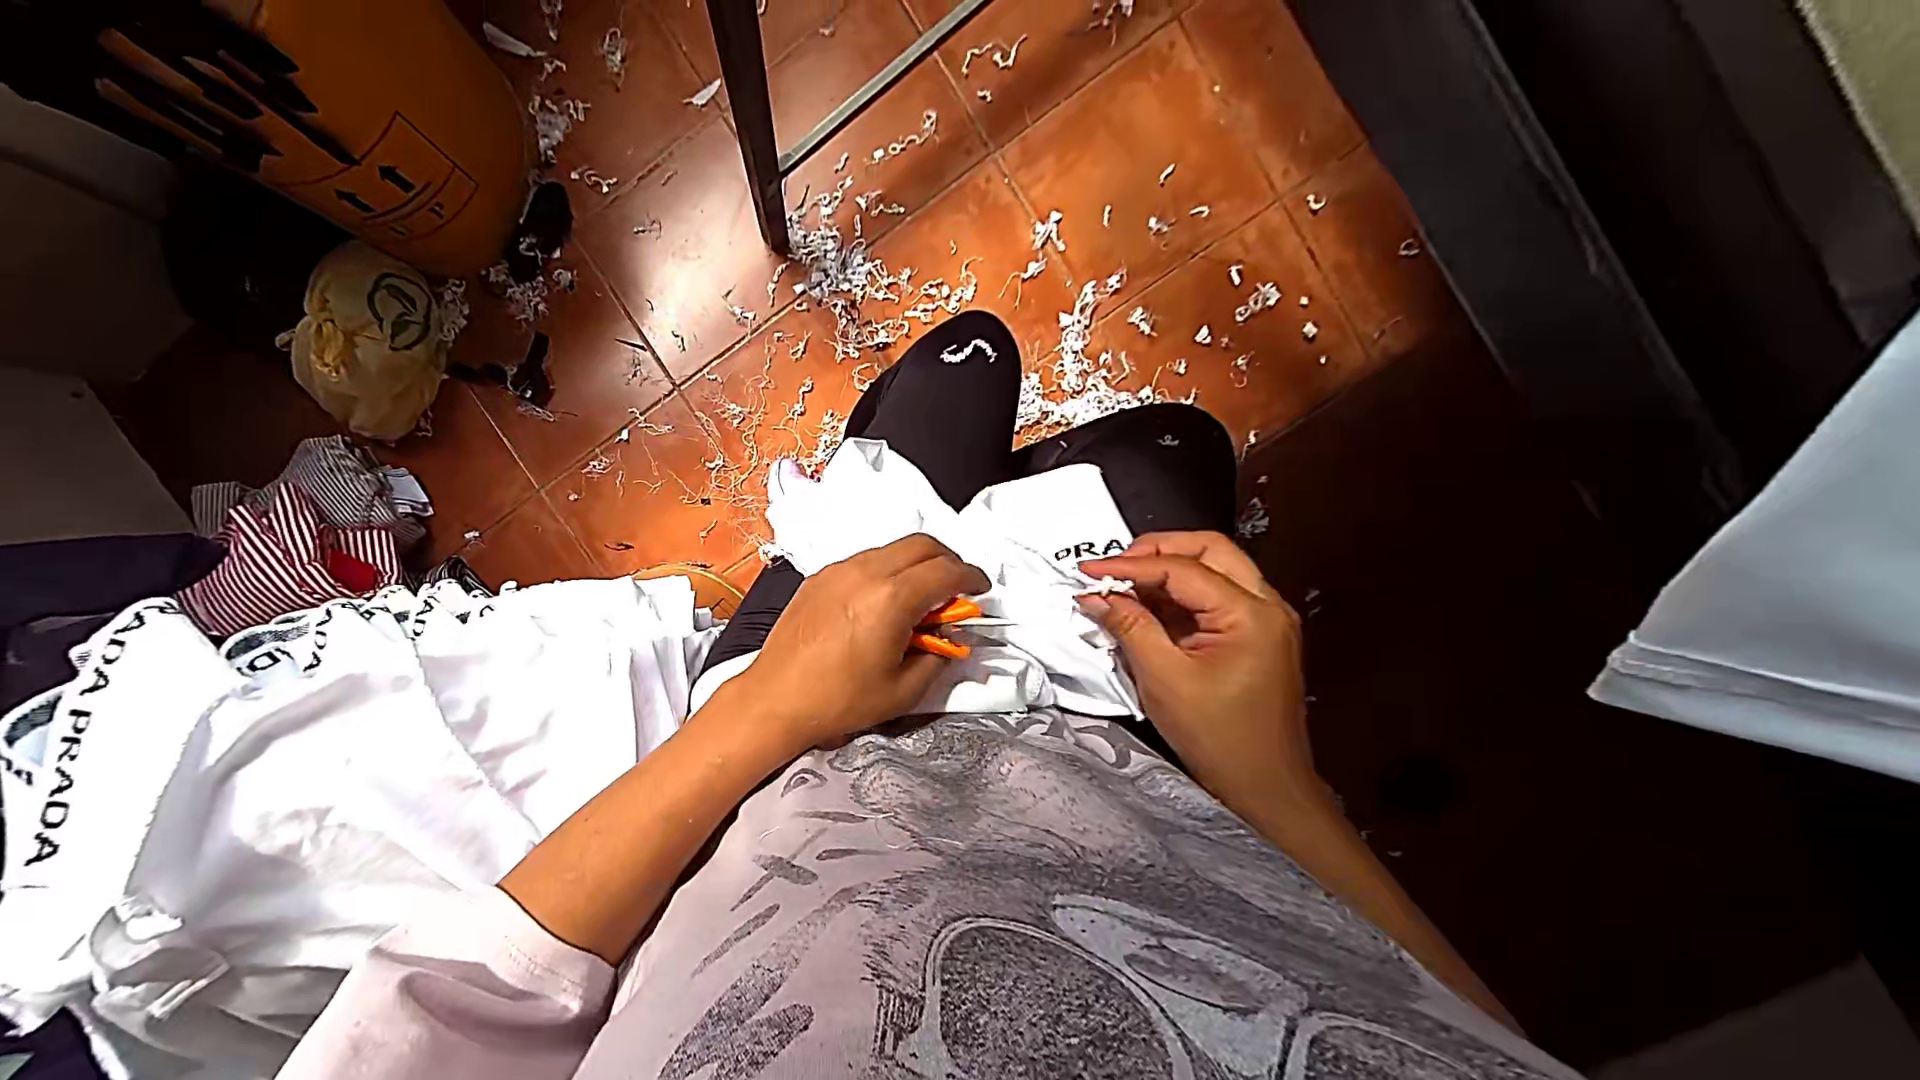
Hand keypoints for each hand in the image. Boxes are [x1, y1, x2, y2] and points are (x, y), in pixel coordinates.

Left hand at [725, 534, 989, 752]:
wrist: (775, 700)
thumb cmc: (835, 700)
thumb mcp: (904, 689)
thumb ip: (938, 657)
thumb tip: (950, 640)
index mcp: (891, 599)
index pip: (947, 571)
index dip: (972, 577)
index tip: (979, 588)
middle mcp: (866, 573)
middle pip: (923, 545)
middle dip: (949, 561)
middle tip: (956, 589)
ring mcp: (840, 571)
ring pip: (894, 548)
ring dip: (917, 564)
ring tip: (920, 599)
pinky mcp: (821, 577)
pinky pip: (867, 560)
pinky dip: (888, 570)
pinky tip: (886, 601)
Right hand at [1081, 531, 1319, 807]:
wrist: (1264, 787)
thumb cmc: (1222, 740)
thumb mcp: (1164, 679)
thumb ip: (1130, 627)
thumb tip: (1098, 596)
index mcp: (1251, 615)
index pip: (1182, 569)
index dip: (1130, 565)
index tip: (1091, 571)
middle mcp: (1267, 607)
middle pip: (1208, 549)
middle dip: (1157, 550)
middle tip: (1115, 566)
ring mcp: (1265, 620)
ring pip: (1214, 567)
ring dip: (1168, 569)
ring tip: (1125, 585)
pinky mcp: (1255, 635)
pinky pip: (1214, 596)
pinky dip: (1179, 594)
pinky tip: (1148, 607)